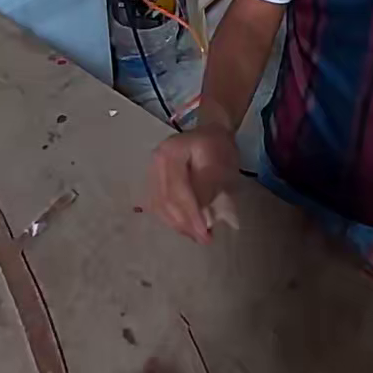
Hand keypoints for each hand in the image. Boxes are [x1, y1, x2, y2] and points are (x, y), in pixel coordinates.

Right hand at [146, 126, 240, 244]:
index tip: (205, 232)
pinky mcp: (154, 182)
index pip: (178, 190)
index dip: (191, 214)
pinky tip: (186, 227)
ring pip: (160, 207)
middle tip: (203, 239)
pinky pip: (159, 206)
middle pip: (166, 201)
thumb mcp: (220, 164)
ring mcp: (151, 172)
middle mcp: (155, 162)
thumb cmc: (219, 146)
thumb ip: (208, 188)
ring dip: (178, 225)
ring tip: (197, 235)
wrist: (211, 132)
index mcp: (170, 153)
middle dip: (185, 224)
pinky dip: (173, 219)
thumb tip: (201, 214)